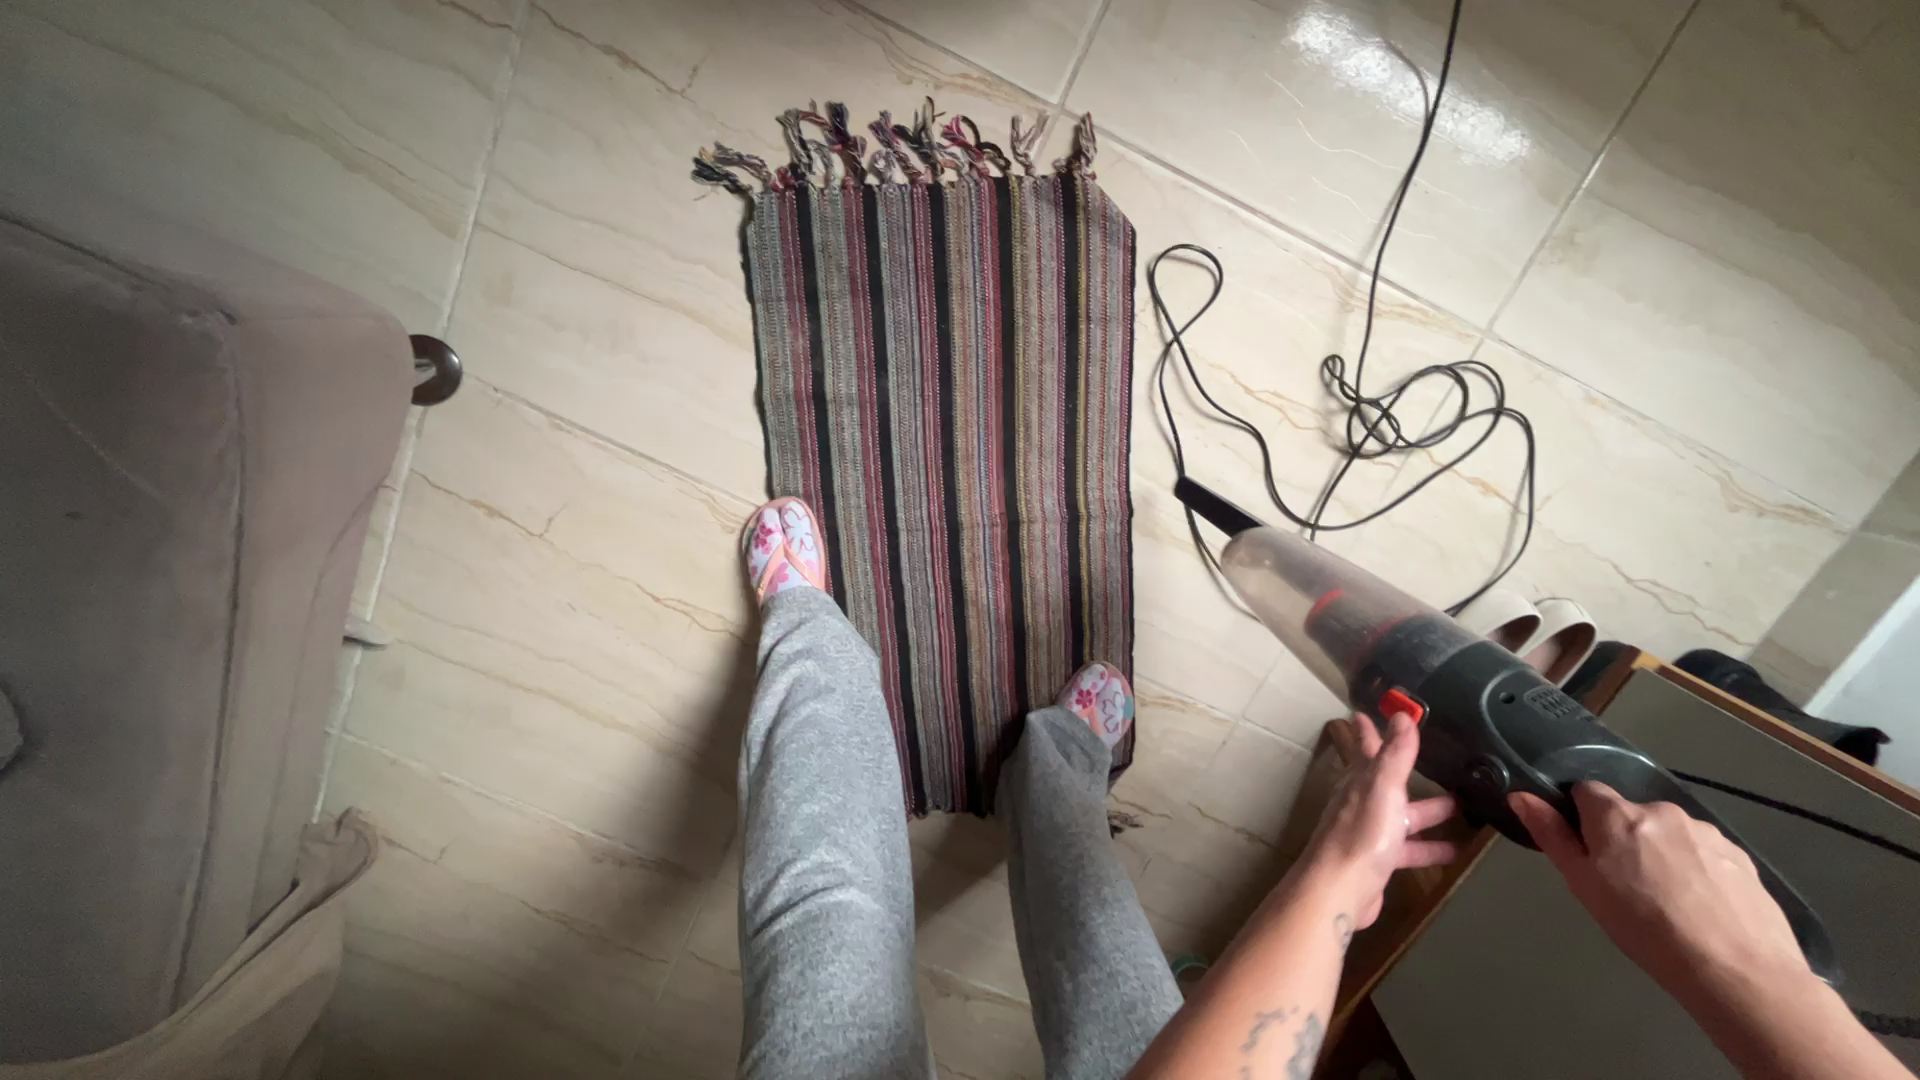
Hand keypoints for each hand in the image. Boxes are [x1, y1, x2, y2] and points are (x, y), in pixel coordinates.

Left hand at [1304, 712, 1460, 927]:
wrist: (1342, 887)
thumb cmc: (1361, 833)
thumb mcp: (1382, 787)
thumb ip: (1394, 754)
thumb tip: (1401, 714)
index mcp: (1359, 781)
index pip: (1365, 747)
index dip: (1368, 730)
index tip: (1365, 712)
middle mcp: (1362, 801)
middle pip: (1387, 779)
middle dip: (1405, 769)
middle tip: (1435, 760)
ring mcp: (1370, 831)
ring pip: (1403, 814)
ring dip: (1429, 810)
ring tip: (1463, 806)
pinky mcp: (1380, 859)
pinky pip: (1410, 848)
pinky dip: (1431, 847)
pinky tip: (1456, 850)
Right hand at [1509, 783, 1810, 999]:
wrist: (1737, 972)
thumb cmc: (1642, 925)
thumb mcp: (1581, 882)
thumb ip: (1551, 834)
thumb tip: (1521, 796)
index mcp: (1616, 814)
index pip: (1585, 791)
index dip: (1580, 817)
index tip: (1587, 850)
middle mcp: (1661, 811)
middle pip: (1630, 814)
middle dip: (1624, 838)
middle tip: (1625, 882)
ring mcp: (1707, 833)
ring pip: (1670, 834)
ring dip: (1662, 852)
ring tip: (1669, 899)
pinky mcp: (1743, 858)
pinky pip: (1705, 853)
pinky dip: (1698, 870)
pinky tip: (1702, 906)